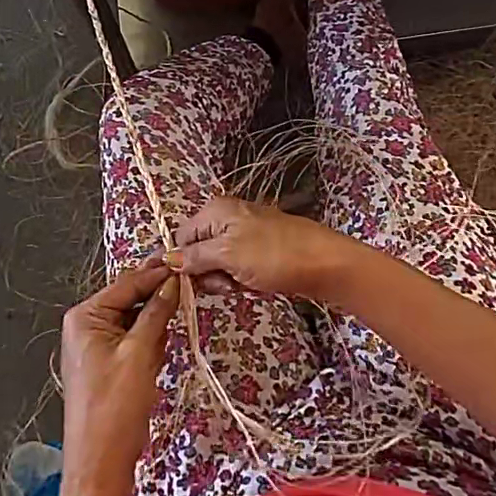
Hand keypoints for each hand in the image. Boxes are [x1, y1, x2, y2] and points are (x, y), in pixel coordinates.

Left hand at [59, 258, 181, 482]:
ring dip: (154, 324)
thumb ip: (155, 314)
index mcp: (84, 316)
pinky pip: (131, 343)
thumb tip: (172, 284)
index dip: (155, 275)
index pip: (125, 284)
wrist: (100, 465)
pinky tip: (163, 348)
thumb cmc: (114, 408)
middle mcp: (85, 325)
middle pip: (128, 301)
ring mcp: (94, 346)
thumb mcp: (139, 354)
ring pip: (133, 322)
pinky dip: (149, 343)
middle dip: (156, 301)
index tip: (182, 265)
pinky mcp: (106, 365)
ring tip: (177, 320)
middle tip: (187, 289)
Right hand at [168, 196, 353, 297]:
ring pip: (218, 261)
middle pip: (198, 249)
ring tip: (242, 285)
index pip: (181, 237)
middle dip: (207, 272)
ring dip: (224, 278)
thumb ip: (194, 257)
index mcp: (214, 211)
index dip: (183, 262)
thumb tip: (167, 259)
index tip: (194, 284)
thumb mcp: (228, 256)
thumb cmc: (274, 256)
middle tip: (226, 284)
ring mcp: (245, 232)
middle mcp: (226, 216)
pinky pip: (237, 264)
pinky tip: (254, 285)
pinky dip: (241, 277)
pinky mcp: (261, 248)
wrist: (328, 265)